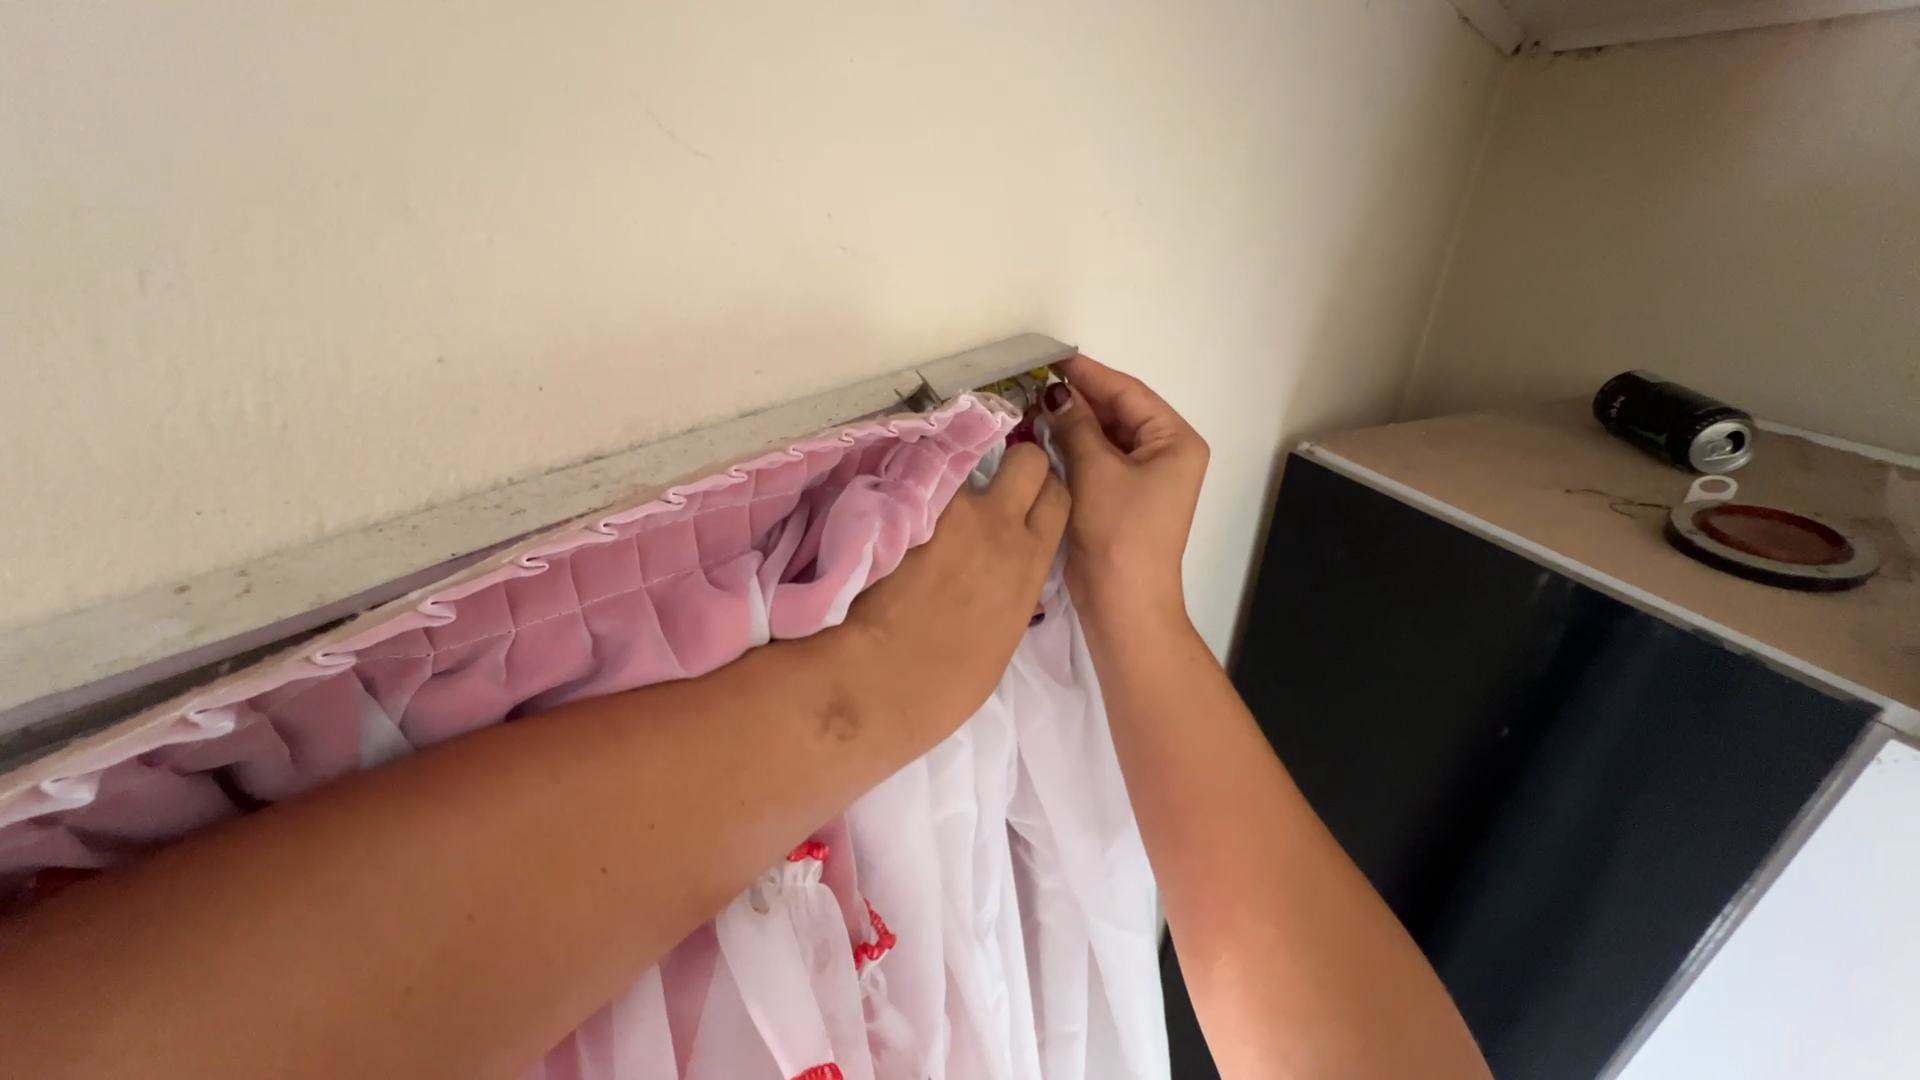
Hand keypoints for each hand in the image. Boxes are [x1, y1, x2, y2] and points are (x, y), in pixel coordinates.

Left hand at [843, 442, 1068, 740]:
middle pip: (1026, 459)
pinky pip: (917, 482)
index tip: (1029, 501)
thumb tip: (1002, 571)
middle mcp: (996, 522)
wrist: (876, 683)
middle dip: (1014, 466)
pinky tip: (898, 516)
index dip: (1044, 492)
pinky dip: (914, 493)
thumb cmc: (944, 684)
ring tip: (934, 509)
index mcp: (1029, 561)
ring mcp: (946, 510)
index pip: (1057, 494)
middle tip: (992, 486)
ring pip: (965, 467)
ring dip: (956, 482)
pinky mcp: (899, 506)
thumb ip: (1012, 588)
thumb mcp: (1003, 637)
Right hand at [1044, 354, 1207, 623]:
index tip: (1052, 359)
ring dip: (1073, 423)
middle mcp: (1165, 454)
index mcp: (1175, 441)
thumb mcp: (1096, 469)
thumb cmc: (1118, 530)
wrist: (1122, 599)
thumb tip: (1055, 393)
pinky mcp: (1122, 498)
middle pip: (1119, 413)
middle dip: (1079, 399)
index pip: (1129, 393)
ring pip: (1106, 437)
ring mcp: (1144, 478)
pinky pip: (1098, 460)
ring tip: (1033, 405)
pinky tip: (1044, 436)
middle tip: (1035, 382)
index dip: (1090, 374)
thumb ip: (1076, 424)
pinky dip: (1073, 448)